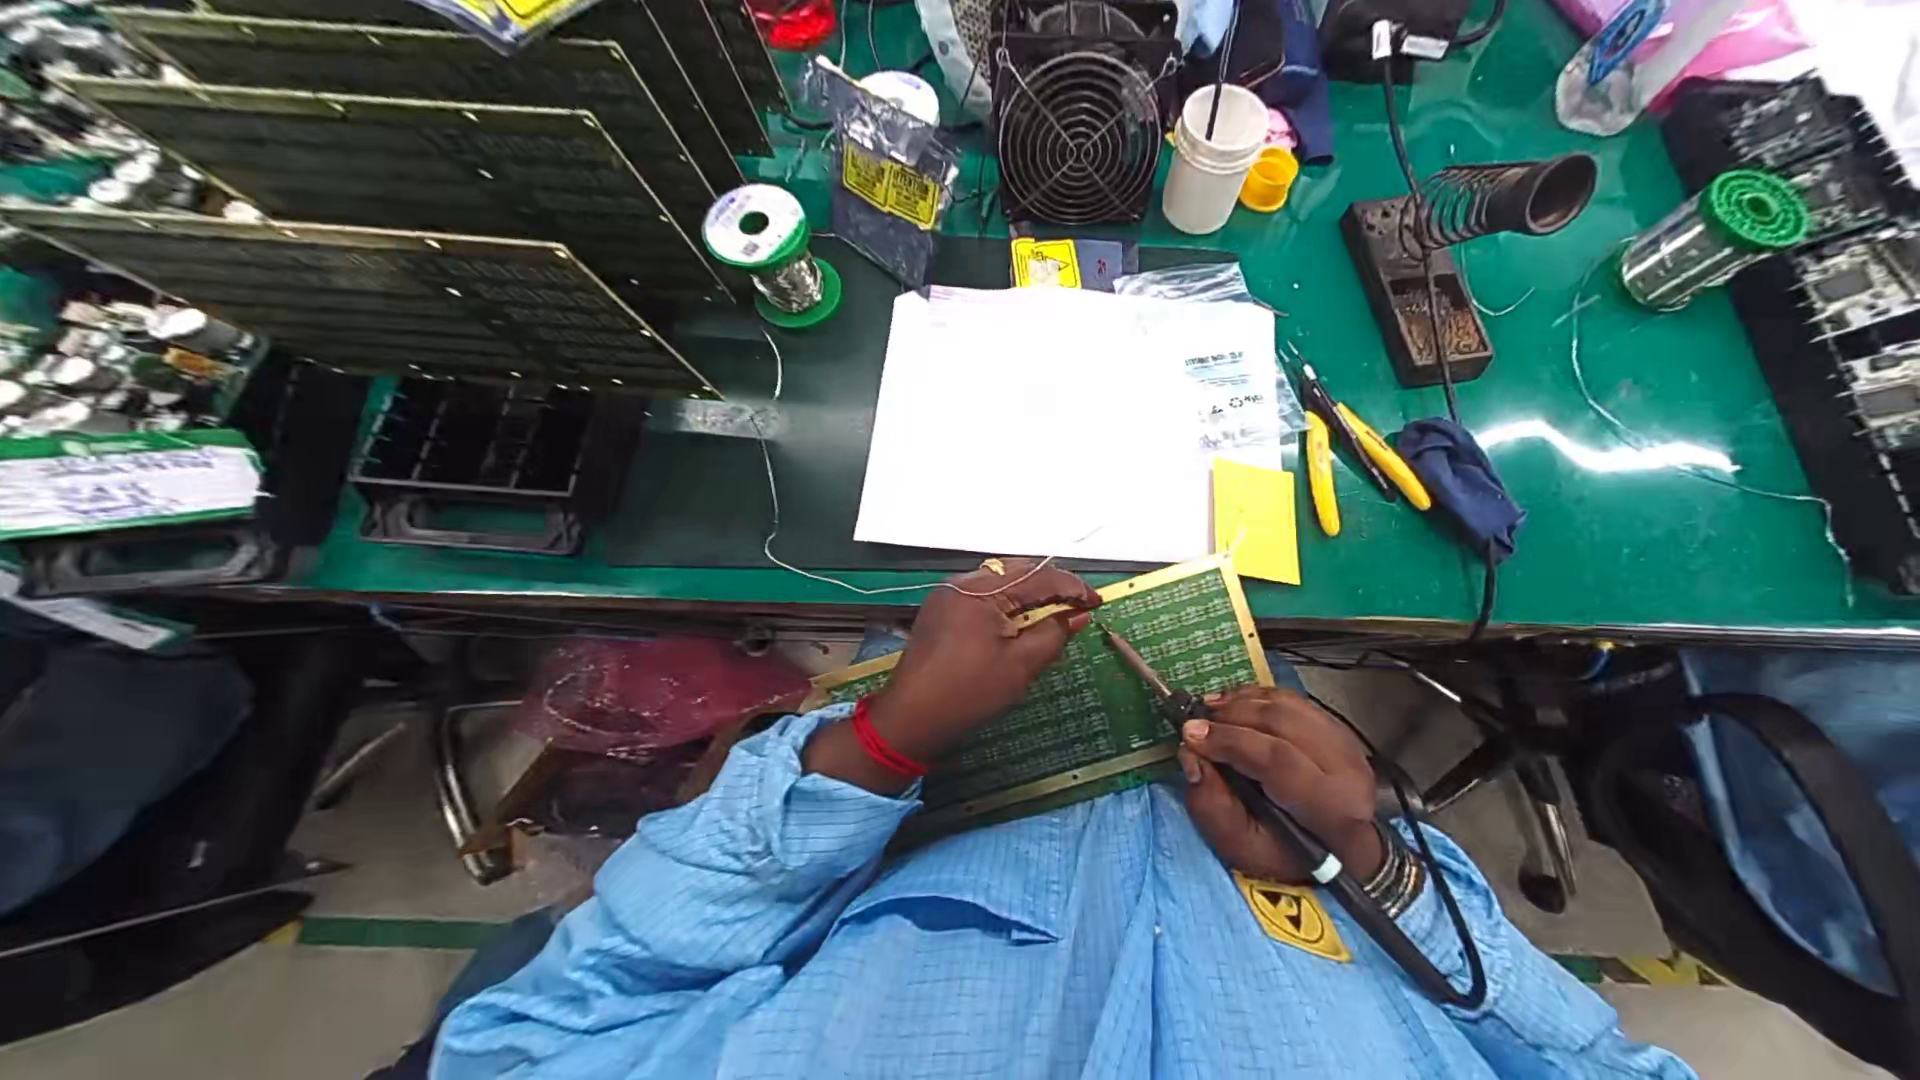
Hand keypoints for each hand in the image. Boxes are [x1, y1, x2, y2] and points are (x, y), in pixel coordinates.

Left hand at [804, 558, 1100, 792]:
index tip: (1096, 603)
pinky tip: (1019, 619)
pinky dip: (1006, 602)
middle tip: (1077, 606)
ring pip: (998, 581)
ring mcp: (947, 595)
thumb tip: (1077, 615)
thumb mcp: (1020, 665)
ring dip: (1028, 593)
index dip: (1072, 588)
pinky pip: (981, 595)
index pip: (1038, 577)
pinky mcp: (941, 610)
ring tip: (1053, 611)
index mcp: (980, 591)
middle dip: (1050, 585)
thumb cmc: (968, 693)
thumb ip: (1053, 633)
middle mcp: (961, 583)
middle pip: (1016, 571)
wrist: (910, 719)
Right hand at [1178, 686, 1384, 882]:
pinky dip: (1255, 696)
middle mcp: (1347, 770)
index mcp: (1328, 808)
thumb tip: (1190, 756)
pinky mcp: (1337, 728)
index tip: (1191, 734)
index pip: (1278, 760)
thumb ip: (1212, 806)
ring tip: (1210, 711)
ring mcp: (1347, 745)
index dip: (1230, 741)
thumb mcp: (1242, 847)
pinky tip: (1232, 705)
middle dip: (1231, 716)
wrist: (1335, 852)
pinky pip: (1291, 699)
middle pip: (1282, 722)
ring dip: (1241, 702)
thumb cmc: (1284, 852)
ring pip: (1286, 705)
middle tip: (1196, 722)